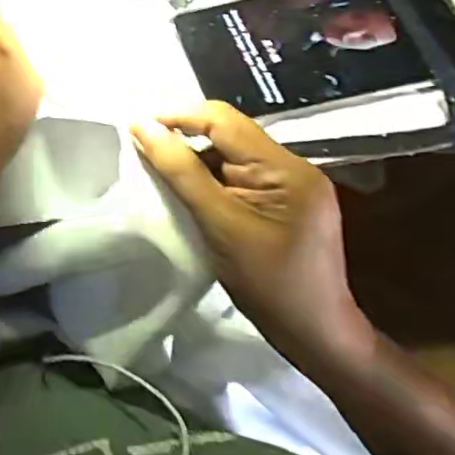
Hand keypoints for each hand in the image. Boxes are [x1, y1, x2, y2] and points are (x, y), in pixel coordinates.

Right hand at [131, 100, 370, 360]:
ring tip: (165, 173)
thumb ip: (179, 169)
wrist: (316, 336)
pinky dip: (209, 174)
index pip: (222, 120)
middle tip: (147, 151)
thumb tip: (141, 125)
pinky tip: (191, 191)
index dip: (178, 117)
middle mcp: (293, 166)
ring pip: (228, 150)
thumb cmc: (268, 282)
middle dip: (185, 137)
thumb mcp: (216, 222)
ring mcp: (292, 182)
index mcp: (286, 168)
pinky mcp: (285, 198)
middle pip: (226, 131)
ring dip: (195, 157)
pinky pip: (237, 170)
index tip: (138, 130)